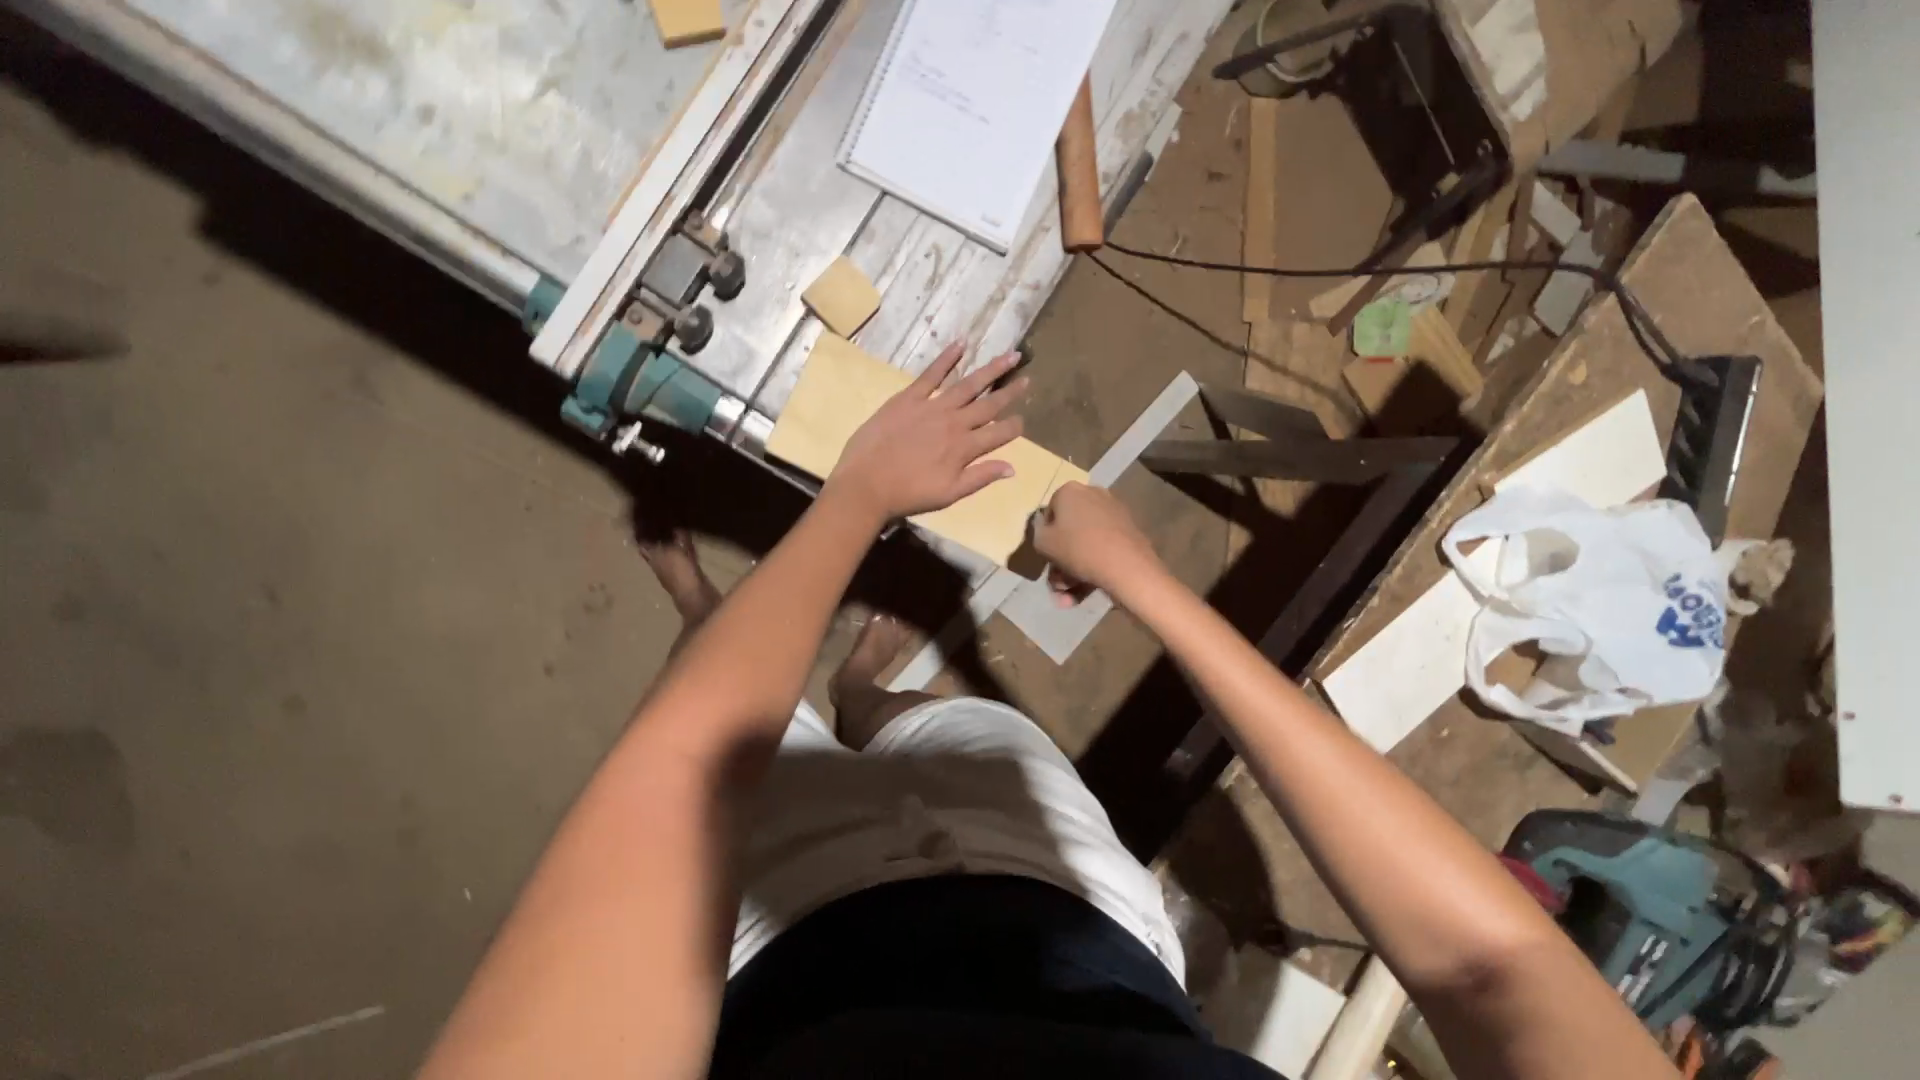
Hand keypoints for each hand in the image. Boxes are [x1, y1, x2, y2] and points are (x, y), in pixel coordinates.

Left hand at [825, 342, 1027, 521]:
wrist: (866, 484)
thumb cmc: (908, 494)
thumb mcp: (949, 494)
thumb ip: (981, 477)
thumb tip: (1012, 468)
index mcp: (964, 448)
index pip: (998, 434)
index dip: (1014, 427)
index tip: (1022, 420)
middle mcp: (954, 423)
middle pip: (988, 405)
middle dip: (1010, 392)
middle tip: (1027, 378)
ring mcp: (932, 407)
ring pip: (968, 385)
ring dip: (991, 370)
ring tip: (1010, 356)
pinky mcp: (909, 398)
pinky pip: (931, 374)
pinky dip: (947, 358)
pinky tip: (961, 344)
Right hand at [1034, 483, 1164, 602]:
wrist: (1126, 566)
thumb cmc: (1077, 549)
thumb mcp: (1042, 543)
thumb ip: (1037, 532)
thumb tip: (1044, 526)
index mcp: (1069, 491)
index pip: (1049, 514)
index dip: (1046, 539)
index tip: (1047, 559)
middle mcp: (1092, 494)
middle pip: (1069, 532)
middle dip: (1060, 563)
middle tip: (1058, 586)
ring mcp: (1113, 512)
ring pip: (1085, 543)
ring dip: (1073, 572)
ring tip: (1069, 598)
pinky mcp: (1129, 530)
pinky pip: (1103, 547)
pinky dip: (1093, 566)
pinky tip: (1087, 591)